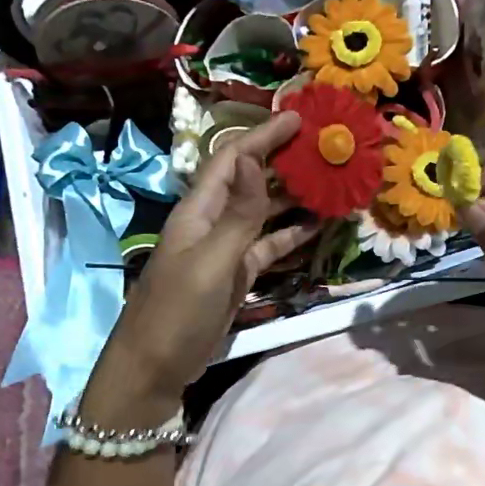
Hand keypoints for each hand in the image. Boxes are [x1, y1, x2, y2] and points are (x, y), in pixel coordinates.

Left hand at [100, 112, 316, 400]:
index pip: (232, 160)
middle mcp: (213, 222)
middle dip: (283, 161)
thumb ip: (238, 214)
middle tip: (323, 148)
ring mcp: (226, 249)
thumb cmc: (177, 311)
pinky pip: (269, 246)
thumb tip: (253, 159)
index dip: (263, 137)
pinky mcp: (237, 274)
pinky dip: (292, 234)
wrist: (155, 367)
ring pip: (264, 212)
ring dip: (293, 197)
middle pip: (250, 181)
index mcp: (199, 211)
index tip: (298, 119)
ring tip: (330, 182)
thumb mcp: (210, 261)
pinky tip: (318, 225)